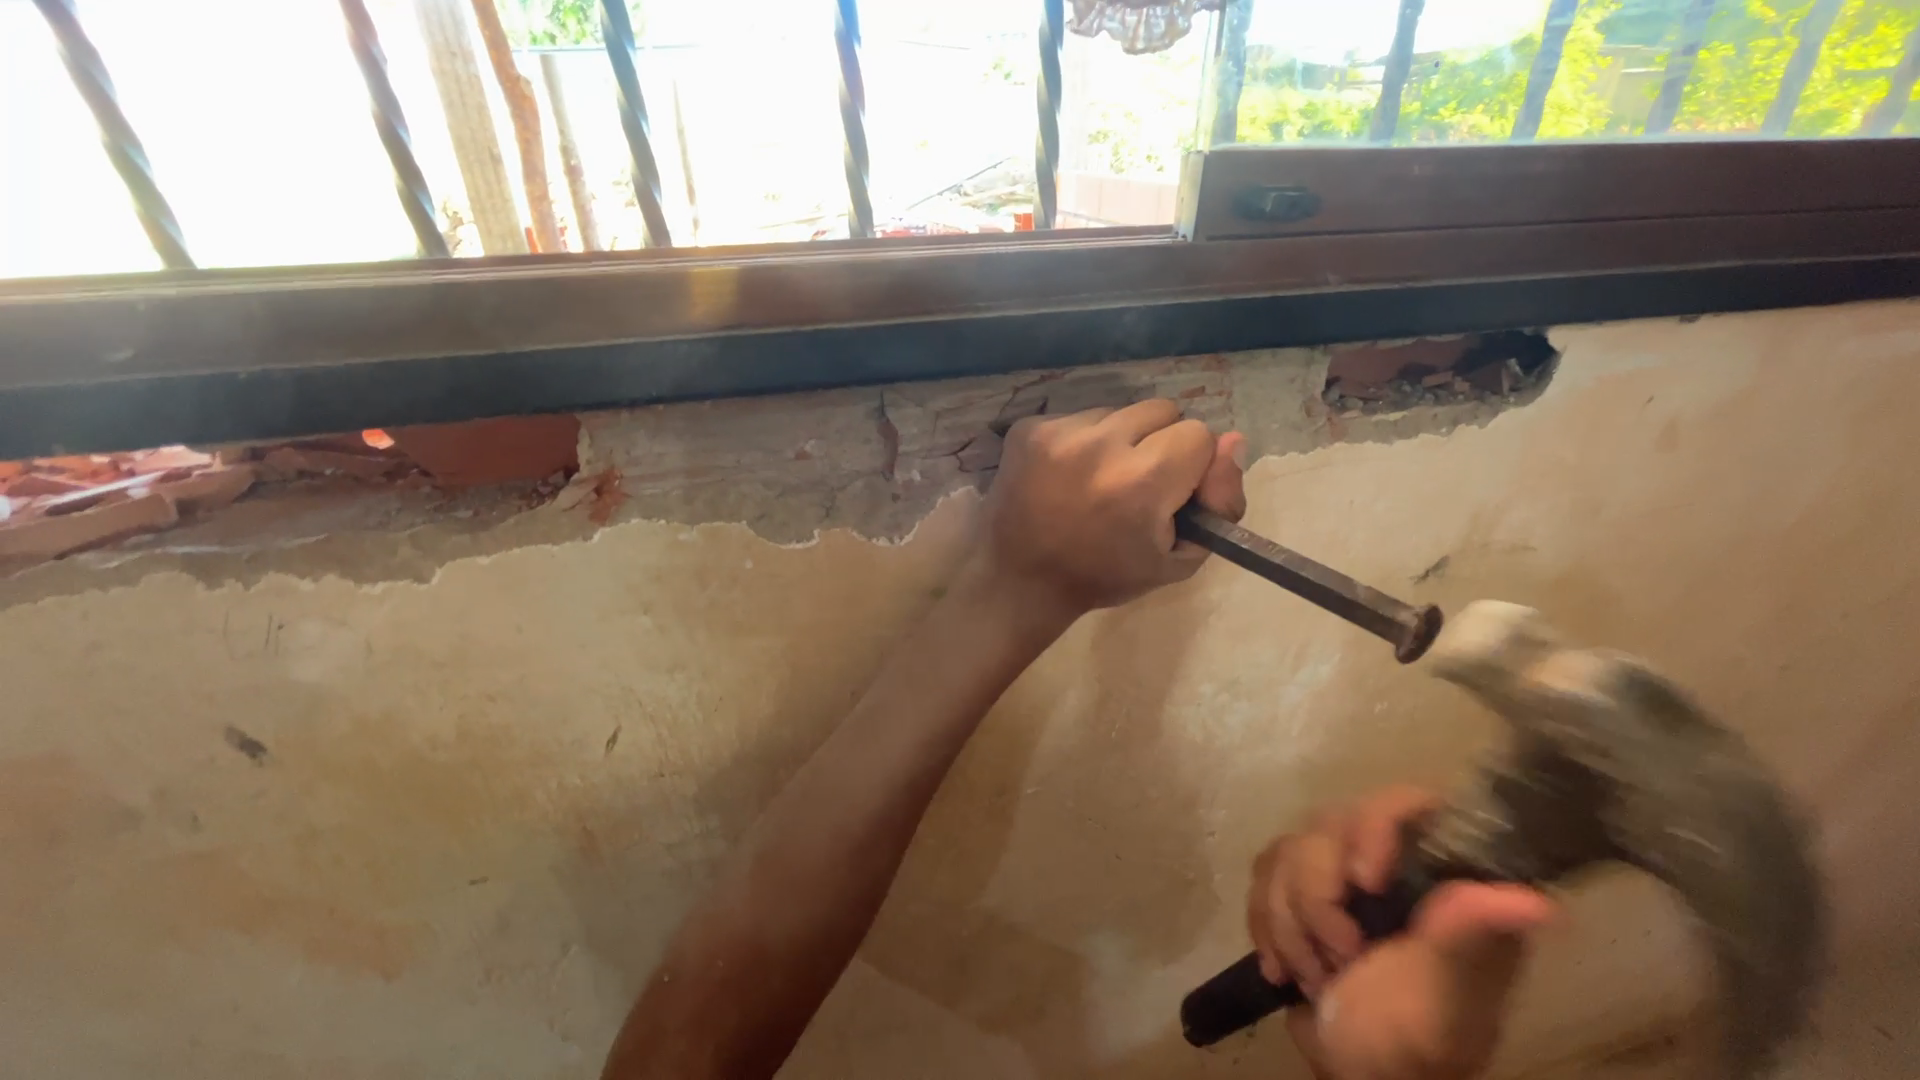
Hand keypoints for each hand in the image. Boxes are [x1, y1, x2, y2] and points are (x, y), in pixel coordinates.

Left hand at [980, 400, 1246, 619]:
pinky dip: (1082, 442)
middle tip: (1137, 485)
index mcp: (1143, 479)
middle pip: (1163, 410)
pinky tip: (1068, 477)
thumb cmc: (1103, 576)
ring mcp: (1059, 431)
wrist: (1018, 580)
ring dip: (1120, 441)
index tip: (1171, 494)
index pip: (1199, 433)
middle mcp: (1101, 443)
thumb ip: (1220, 501)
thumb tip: (1233, 440)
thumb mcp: (1178, 558)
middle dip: (1160, 444)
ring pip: (1119, 412)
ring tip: (1099, 483)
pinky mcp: (1029, 428)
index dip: (1192, 465)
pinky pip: (1079, 417)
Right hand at [1249, 788, 1555, 1079]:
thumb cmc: (1412, 1046)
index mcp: (1440, 875)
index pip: (1407, 804)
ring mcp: (1335, 868)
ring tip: (1317, 976)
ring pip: (1286, 851)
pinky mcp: (1293, 884)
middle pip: (1329, 825)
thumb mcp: (1447, 1003)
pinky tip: (1283, 967)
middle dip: (1319, 899)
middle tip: (1342, 957)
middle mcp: (1388, 858)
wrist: (1358, 1074)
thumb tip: (1539, 904)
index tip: (1365, 883)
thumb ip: (1471, 942)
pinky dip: (1265, 924)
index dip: (1376, 826)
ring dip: (1290, 923)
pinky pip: (1261, 875)